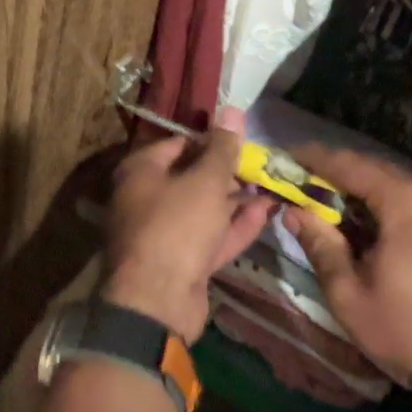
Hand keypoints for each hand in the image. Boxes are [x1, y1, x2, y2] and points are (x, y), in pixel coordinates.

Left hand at [102, 108, 275, 339]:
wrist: (156, 302)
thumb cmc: (176, 226)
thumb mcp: (205, 181)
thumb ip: (223, 148)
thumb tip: (232, 109)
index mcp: (140, 171)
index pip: (178, 143)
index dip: (211, 139)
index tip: (242, 139)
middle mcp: (146, 199)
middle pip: (191, 177)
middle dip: (227, 173)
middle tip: (262, 166)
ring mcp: (162, 234)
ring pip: (202, 210)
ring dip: (235, 201)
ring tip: (270, 187)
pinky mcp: (179, 263)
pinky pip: (208, 237)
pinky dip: (233, 227)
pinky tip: (265, 215)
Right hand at [281, 146, 411, 396]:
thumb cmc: (408, 328)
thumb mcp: (350, 295)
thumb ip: (320, 247)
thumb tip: (293, 213)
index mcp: (400, 201)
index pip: (347, 164)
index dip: (311, 158)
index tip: (281, 157)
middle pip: (367, 168)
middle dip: (328, 172)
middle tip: (293, 180)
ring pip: (384, 182)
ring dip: (350, 187)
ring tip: (316, 199)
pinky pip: (401, 199)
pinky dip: (372, 202)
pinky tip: (353, 221)